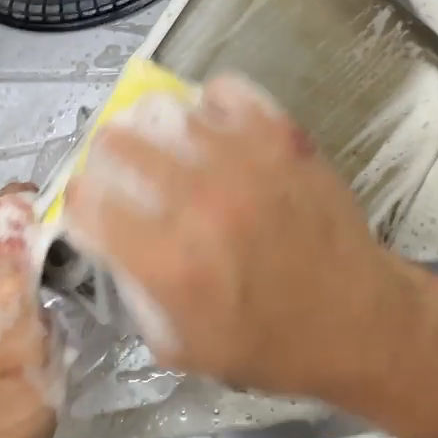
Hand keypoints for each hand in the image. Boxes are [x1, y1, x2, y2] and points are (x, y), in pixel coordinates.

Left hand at [0, 186, 57, 437]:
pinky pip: (11, 242)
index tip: (72, 250)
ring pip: (13, 225)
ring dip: (45, 244)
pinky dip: (38, 254)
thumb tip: (18, 226)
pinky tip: (52, 282)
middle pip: (8, 212)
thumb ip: (10, 287)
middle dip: (44, 231)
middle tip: (70, 270)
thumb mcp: (16, 349)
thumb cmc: (9, 400)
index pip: (3, 207)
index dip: (44, 220)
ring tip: (65, 278)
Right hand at [62, 74, 417, 398]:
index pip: (88, 202)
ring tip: (166, 147)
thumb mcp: (181, 348)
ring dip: (153, 129)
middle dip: (106, 158)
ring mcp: (244, 161)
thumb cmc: (269, 344)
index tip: (88, 204)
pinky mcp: (282, 137)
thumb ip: (132, 291)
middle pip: (116, 144)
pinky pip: (224, 90)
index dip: (78, 200)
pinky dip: (208, 103)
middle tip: (122, 171)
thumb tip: (107, 236)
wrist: (358, 319)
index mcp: (170, 262)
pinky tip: (212, 127)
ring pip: (165, 110)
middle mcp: (201, 202)